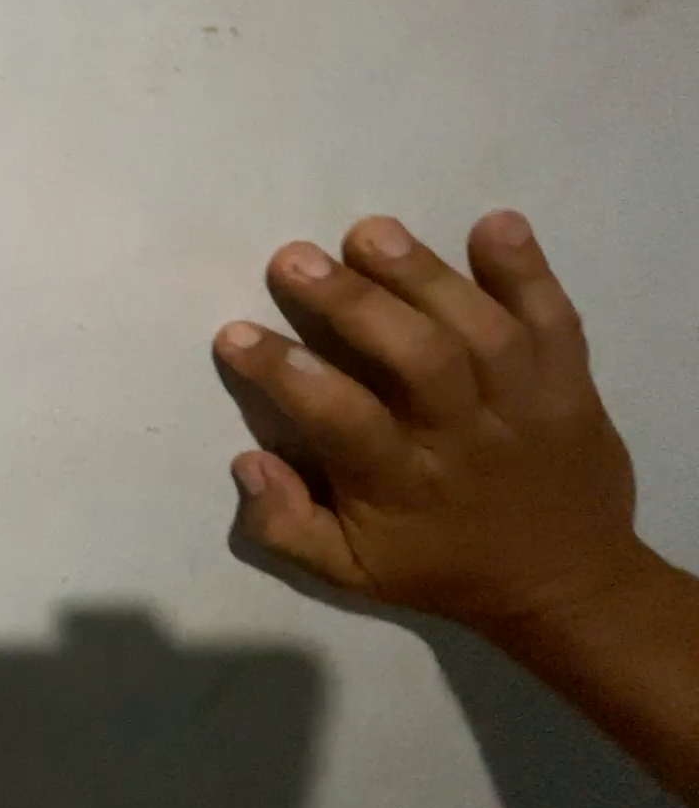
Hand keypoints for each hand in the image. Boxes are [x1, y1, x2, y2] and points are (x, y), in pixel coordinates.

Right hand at [214, 211, 644, 632]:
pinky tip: (494, 222)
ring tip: (368, 232)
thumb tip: (247, 462)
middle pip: (419, 360)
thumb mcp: (345, 571)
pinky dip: (530, 271)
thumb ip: (285, 525)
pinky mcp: (572, 387)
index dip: (287, 374)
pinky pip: (558, 323)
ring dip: (425, 276)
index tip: (234, 333)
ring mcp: (529, 407)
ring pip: (483, 332)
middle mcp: (467, 437)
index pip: (341, 418)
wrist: (569, 585)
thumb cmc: (434, 567)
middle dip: (354, 303)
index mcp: (403, 483)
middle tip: (294, 259)